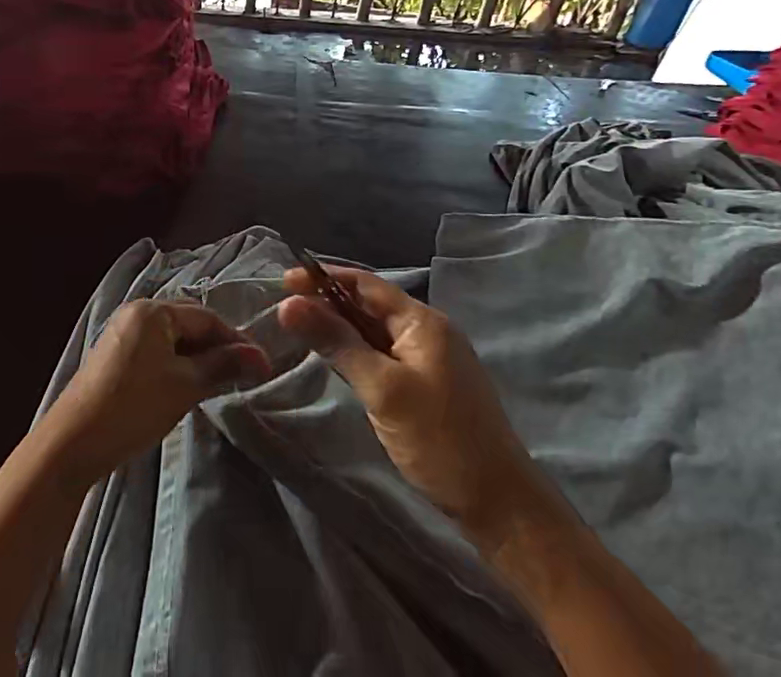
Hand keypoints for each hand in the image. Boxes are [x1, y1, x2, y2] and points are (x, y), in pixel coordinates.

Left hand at [43, 300, 270, 483]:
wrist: (74, 443)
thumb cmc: (135, 406)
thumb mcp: (186, 385)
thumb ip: (224, 366)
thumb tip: (261, 357)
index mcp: (153, 310)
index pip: (207, 318)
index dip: (236, 342)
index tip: (261, 366)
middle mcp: (136, 312)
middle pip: (189, 325)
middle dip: (217, 349)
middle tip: (242, 375)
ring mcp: (122, 334)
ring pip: (173, 340)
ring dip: (198, 359)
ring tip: (218, 384)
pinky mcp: (114, 356)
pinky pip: (156, 351)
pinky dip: (177, 365)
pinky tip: (187, 386)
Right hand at [279, 267, 542, 534]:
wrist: (498, 501)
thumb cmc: (439, 439)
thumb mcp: (382, 388)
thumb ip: (337, 342)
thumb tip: (289, 304)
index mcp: (423, 322)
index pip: (366, 284)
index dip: (324, 278)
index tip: (283, 281)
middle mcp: (430, 331)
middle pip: (371, 306)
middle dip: (329, 303)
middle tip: (284, 311)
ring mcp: (432, 359)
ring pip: (377, 332)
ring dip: (342, 328)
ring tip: (301, 330)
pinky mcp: (429, 385)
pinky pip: (386, 355)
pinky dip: (358, 352)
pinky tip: (338, 361)